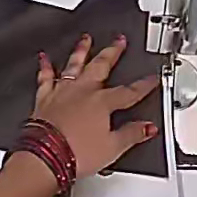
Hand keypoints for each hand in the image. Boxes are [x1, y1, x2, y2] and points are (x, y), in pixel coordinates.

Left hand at [33, 34, 159, 176]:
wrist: (44, 157)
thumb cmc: (76, 153)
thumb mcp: (112, 147)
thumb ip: (132, 134)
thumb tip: (147, 128)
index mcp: (102, 102)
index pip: (129, 91)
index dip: (143, 85)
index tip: (152, 79)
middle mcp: (83, 92)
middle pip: (101, 66)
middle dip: (113, 52)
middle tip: (119, 41)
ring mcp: (62, 93)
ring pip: (74, 65)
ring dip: (82, 50)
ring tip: (86, 39)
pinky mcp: (44, 99)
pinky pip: (46, 77)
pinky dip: (45, 66)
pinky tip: (45, 58)